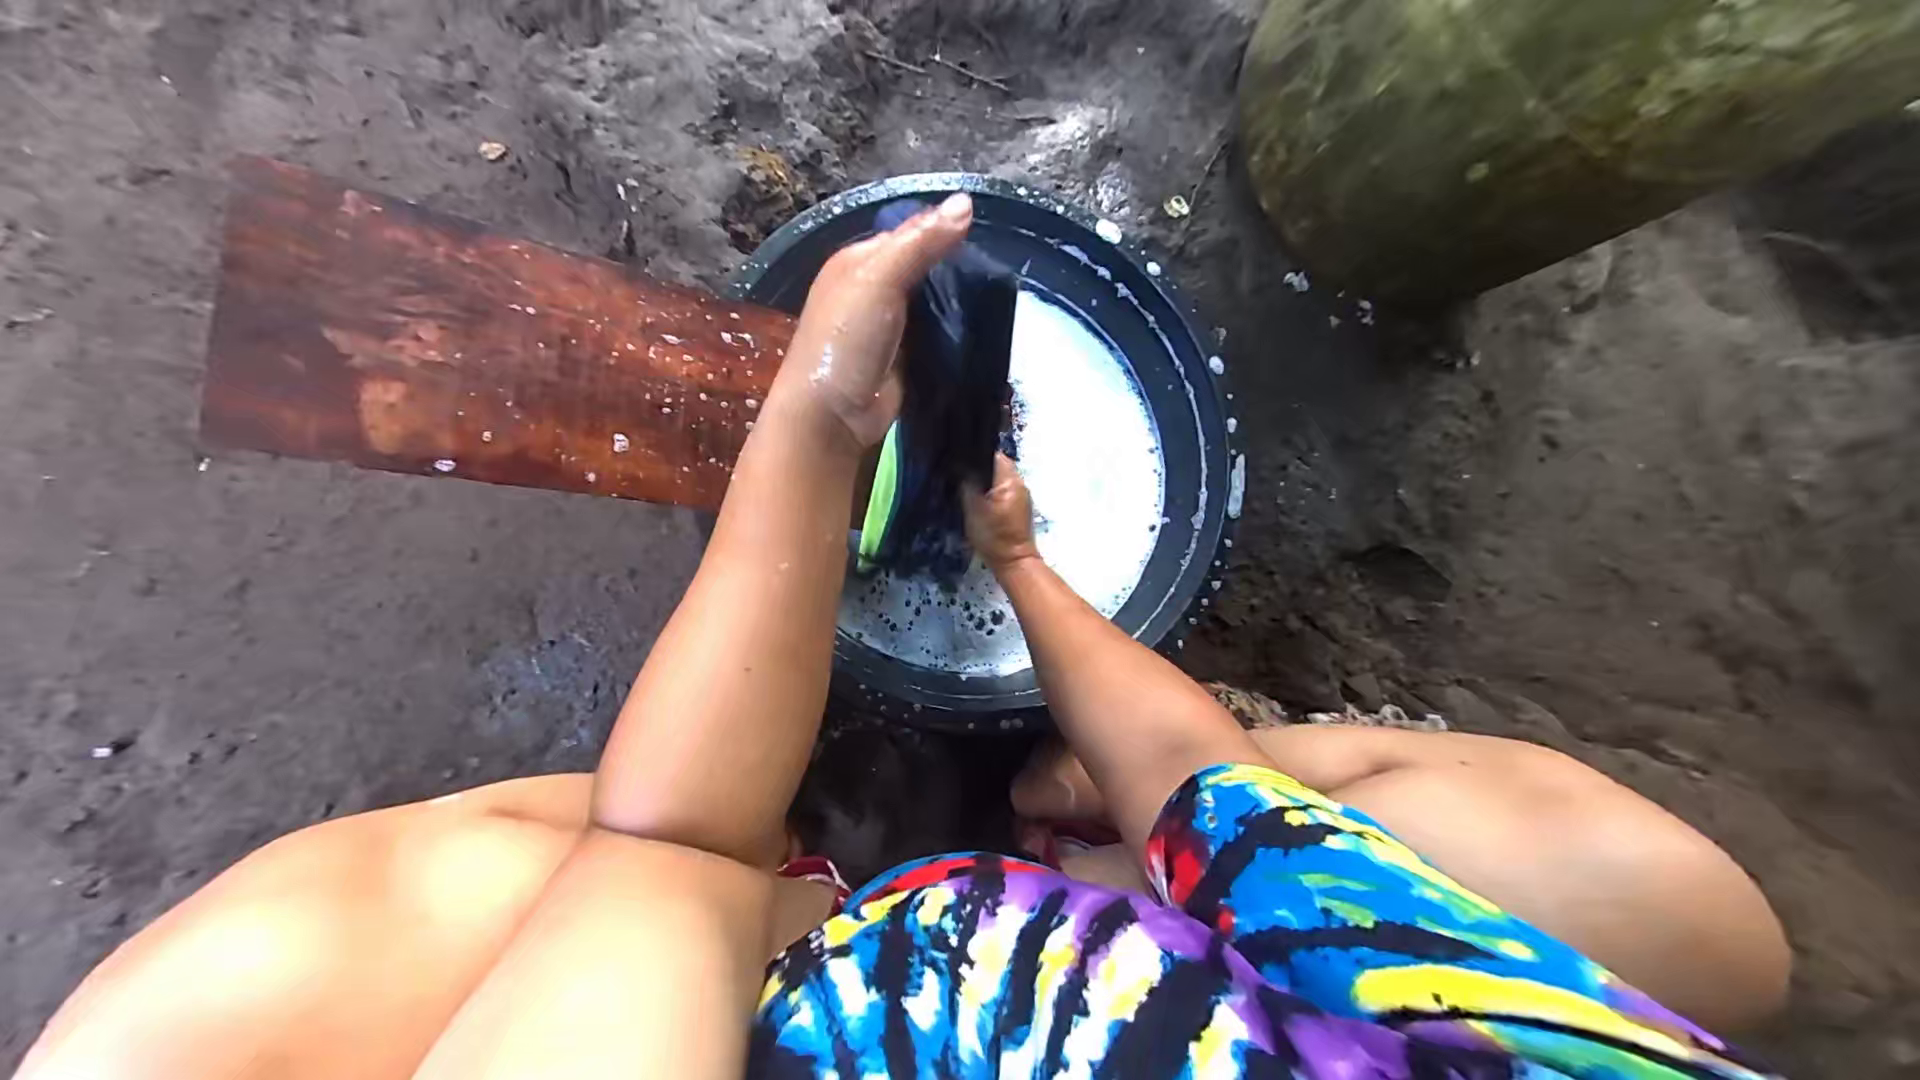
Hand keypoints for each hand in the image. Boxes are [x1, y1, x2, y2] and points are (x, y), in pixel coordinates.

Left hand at [768, 193, 973, 450]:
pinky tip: (981, 332)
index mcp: (858, 262)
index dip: (941, 233)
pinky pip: (936, 339)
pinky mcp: (905, 361)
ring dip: (959, 306)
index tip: (980, 240)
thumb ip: (920, 242)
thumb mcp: (879, 279)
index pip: (908, 235)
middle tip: (995, 276)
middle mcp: (872, 291)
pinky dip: (955, 335)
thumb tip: (967, 202)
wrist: (833, 415)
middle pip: (923, 271)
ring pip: (933, 306)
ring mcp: (889, 329)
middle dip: (955, 272)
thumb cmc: (846, 340)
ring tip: (997, 301)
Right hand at [964, 453, 1040, 571]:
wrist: (1014, 562)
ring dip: (986, 481)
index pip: (993, 455)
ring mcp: (1021, 495)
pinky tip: (980, 501)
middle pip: (998, 465)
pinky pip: (1003, 490)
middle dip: (980, 469)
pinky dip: (991, 491)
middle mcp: (1020, 483)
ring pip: (1000, 478)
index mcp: (1011, 480)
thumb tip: (962, 468)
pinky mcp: (1019, 507)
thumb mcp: (973, 509)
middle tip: (961, 477)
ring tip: (968, 489)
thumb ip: (968, 485)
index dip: (975, 456)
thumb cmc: (993, 536)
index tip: (960, 464)